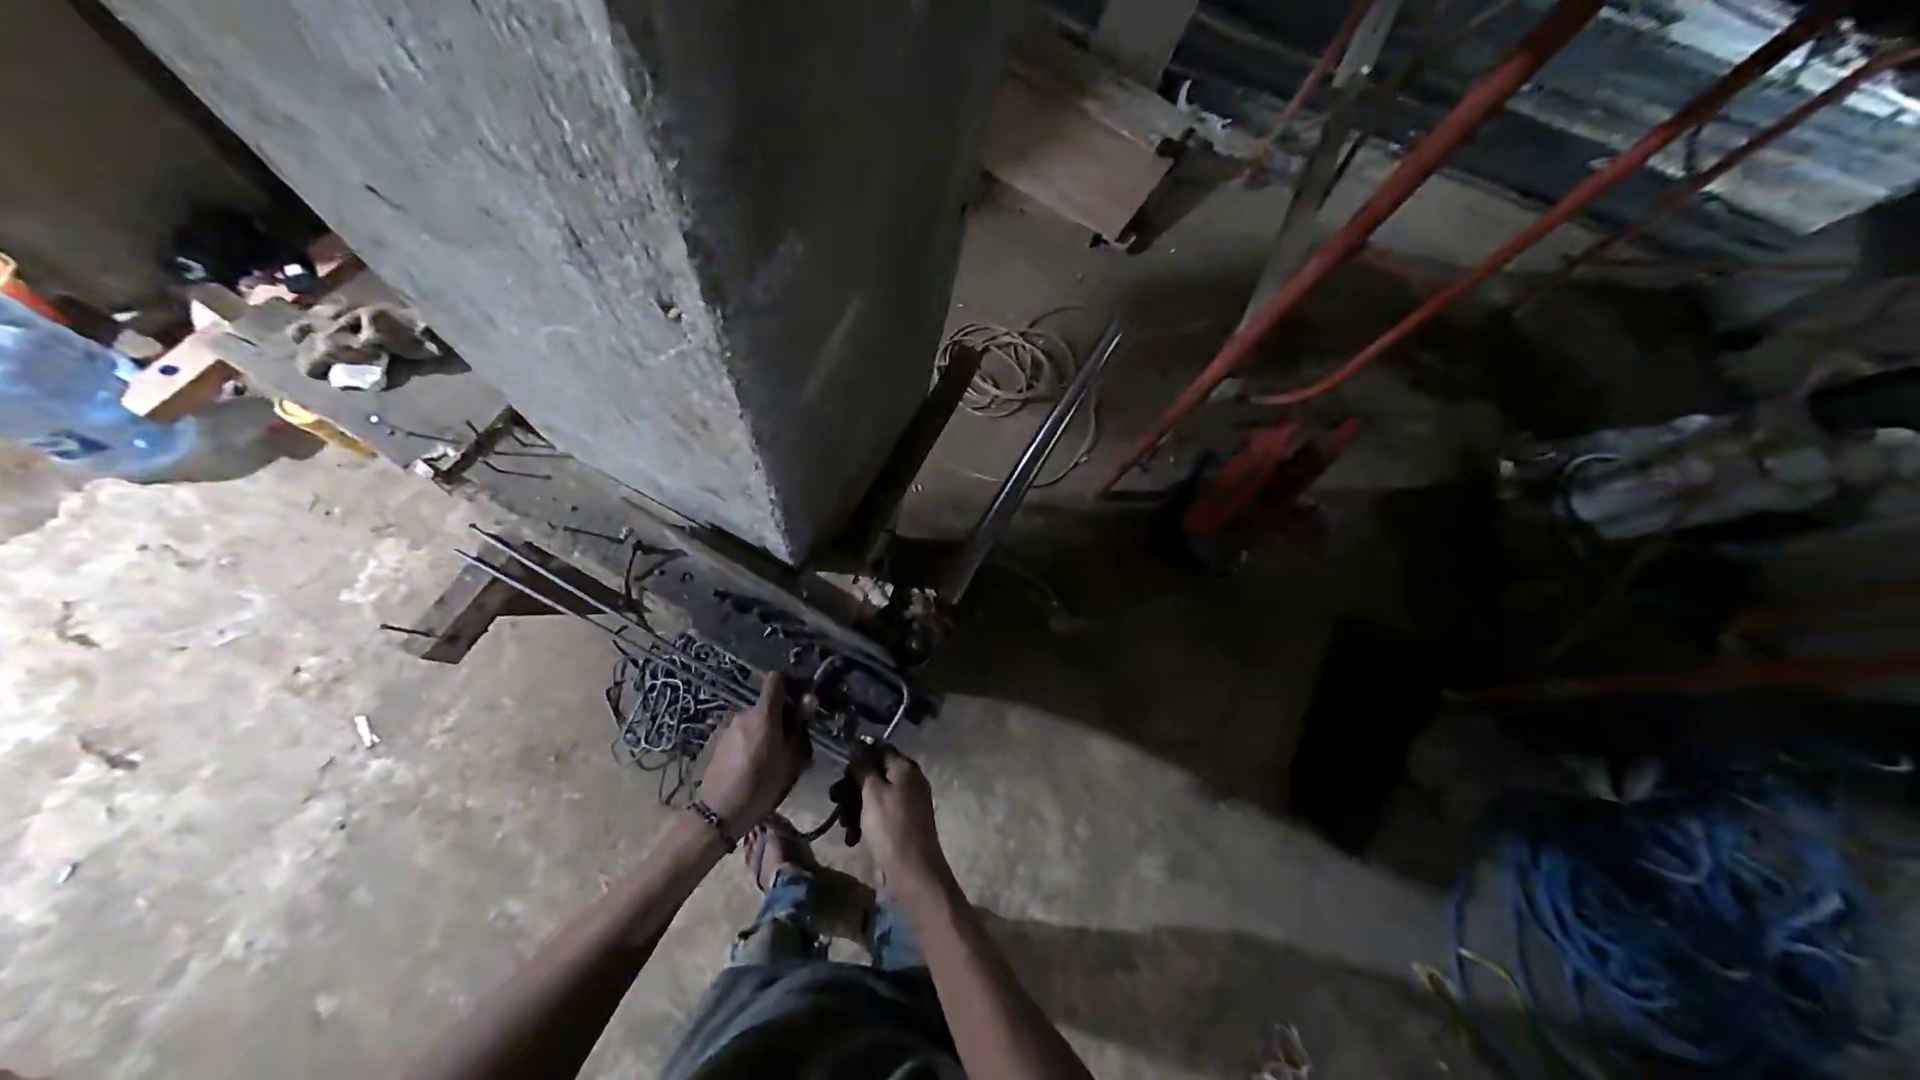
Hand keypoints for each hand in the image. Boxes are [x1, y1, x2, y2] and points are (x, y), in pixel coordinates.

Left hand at [698, 673, 810, 832]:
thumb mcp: (789, 758)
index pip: (776, 679)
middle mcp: (743, 713)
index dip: (789, 686)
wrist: (718, 812)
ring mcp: (727, 727)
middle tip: (789, 742)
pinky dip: (749, 741)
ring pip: (753, 720)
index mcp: (763, 714)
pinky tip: (750, 765)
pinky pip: (741, 733)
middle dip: (779, 717)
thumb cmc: (760, 785)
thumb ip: (799, 726)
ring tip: (769, 758)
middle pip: (766, 705)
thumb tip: (809, 699)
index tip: (799, 703)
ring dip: (763, 731)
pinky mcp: (716, 741)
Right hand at [855, 746, 951, 897]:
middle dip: (852, 786)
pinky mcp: (900, 823)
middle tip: (835, 800)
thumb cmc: (890, 828)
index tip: (841, 771)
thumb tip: (856, 742)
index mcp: (905, 768)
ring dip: (854, 807)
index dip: (859, 756)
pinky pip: (878, 813)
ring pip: (873, 795)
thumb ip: (863, 766)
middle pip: (874, 773)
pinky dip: (864, 821)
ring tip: (843, 824)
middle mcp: (908, 781)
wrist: (912, 872)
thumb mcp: (872, 793)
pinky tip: (852, 837)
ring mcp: (905, 803)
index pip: (879, 748)